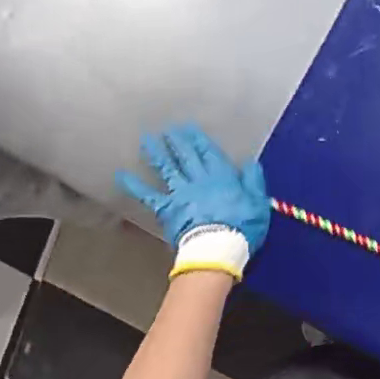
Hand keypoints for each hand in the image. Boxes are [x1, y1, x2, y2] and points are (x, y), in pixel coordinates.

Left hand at [117, 124, 270, 255]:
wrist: (217, 249)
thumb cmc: (242, 229)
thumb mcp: (258, 204)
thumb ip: (253, 182)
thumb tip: (250, 164)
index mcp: (222, 177)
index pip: (209, 153)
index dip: (199, 140)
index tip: (191, 129)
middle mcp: (198, 180)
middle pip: (186, 156)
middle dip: (177, 141)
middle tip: (169, 129)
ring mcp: (181, 193)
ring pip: (167, 168)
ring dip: (157, 153)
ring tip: (147, 140)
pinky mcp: (167, 209)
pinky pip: (147, 195)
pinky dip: (134, 185)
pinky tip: (121, 175)